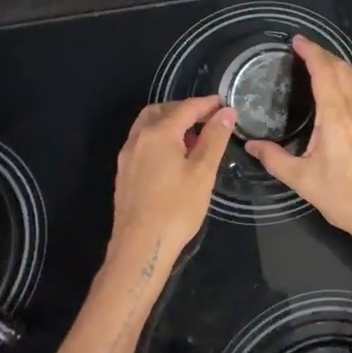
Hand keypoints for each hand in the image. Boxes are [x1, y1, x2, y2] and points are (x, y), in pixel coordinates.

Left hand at [108, 95, 235, 261]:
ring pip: (147, 127)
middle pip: (161, 111)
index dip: (208, 104)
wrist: (140, 248)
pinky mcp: (125, 174)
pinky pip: (143, 144)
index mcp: (158, 134)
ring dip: (170, 124)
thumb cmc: (176, 208)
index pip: (186, 108)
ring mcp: (127, 158)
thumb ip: (215, 137)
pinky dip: (160, 140)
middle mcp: (138, 140)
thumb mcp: (203, 171)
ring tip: (194, 139)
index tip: (226, 104)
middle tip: (207, 119)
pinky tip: (175, 159)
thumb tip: (226, 112)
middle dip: (184, 110)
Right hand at [245, 36, 351, 244]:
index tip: (297, 41)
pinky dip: (348, 78)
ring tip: (318, 63)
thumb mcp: (301, 180)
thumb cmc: (341, 196)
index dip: (312, 52)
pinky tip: (337, 87)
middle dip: (322, 54)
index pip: (325, 72)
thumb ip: (274, 159)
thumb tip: (251, 146)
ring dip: (338, 64)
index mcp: (336, 117)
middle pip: (342, 68)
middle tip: (302, 50)